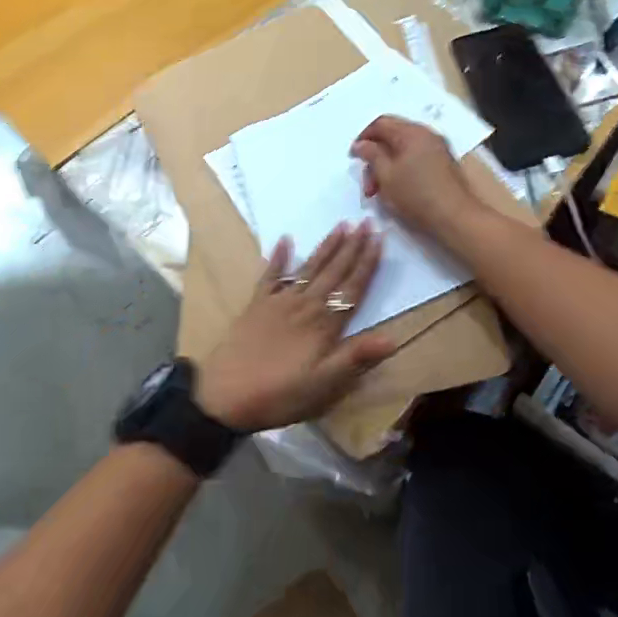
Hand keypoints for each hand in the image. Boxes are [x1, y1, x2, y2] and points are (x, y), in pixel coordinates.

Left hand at [197, 223, 395, 431]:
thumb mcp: (323, 384)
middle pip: (334, 271)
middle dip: (352, 246)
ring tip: (340, 225)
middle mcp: (305, 305)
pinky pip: (270, 276)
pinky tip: (285, 240)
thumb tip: (393, 338)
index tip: (380, 238)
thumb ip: (356, 357)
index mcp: (324, 324)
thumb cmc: (280, 394)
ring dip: (326, 247)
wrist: (223, 395)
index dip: (368, 263)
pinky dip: (278, 257)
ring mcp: (279, 302)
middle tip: (366, 221)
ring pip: (308, 268)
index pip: (353, 288)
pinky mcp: (256, 305)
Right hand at [350, 116, 487, 242]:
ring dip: (387, 167)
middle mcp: (426, 134)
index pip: (381, 123)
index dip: (363, 138)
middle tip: (368, 185)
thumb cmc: (416, 195)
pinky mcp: (443, 164)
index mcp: (412, 132)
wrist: (455, 217)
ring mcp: (437, 148)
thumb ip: (371, 155)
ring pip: (403, 150)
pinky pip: (416, 158)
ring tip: (380, 192)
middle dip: (375, 158)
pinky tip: (397, 191)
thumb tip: (361, 144)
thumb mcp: (386, 175)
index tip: (353, 157)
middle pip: (392, 137)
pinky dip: (402, 170)